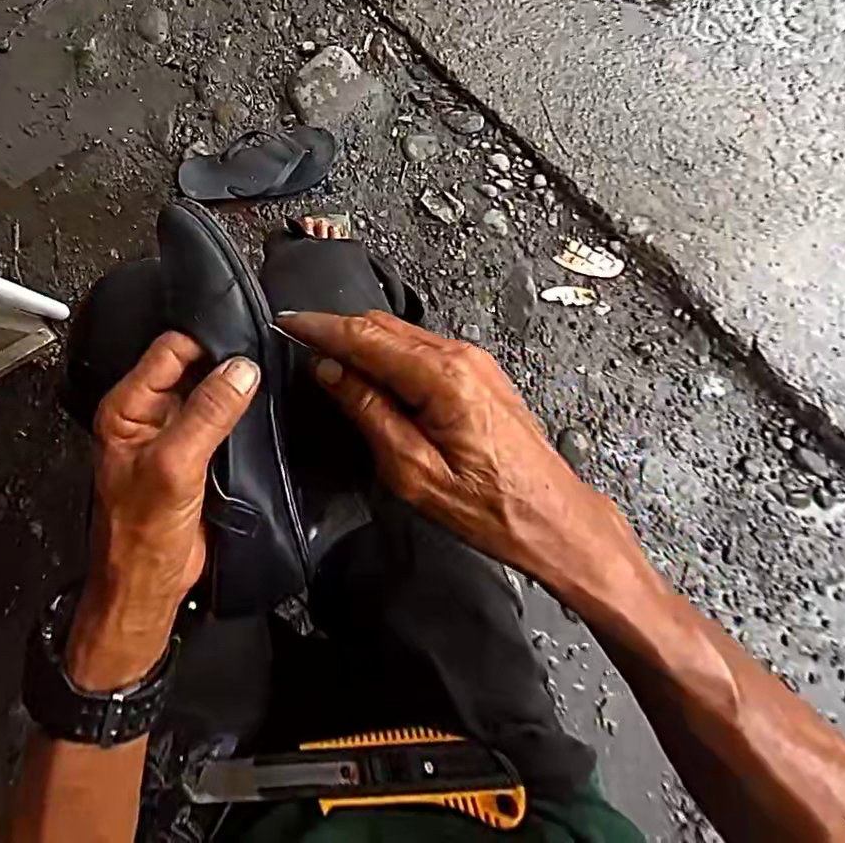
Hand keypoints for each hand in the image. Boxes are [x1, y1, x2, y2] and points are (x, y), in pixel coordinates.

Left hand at [68, 332, 258, 690]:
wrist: (150, 586)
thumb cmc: (138, 537)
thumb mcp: (174, 467)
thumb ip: (207, 414)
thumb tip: (240, 371)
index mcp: (127, 408)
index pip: (168, 351)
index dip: (204, 343)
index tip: (240, 345)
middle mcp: (148, 415)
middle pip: (191, 367)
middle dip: (223, 363)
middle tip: (256, 366)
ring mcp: (173, 435)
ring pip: (209, 392)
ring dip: (233, 390)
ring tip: (260, 388)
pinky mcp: (196, 455)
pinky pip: (221, 420)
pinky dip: (239, 415)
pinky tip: (257, 414)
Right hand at [277, 311, 639, 593]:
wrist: (558, 521)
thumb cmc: (493, 509)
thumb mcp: (412, 471)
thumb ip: (367, 411)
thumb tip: (330, 372)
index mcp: (443, 378)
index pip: (364, 336)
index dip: (319, 327)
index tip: (287, 323)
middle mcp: (460, 358)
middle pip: (380, 325)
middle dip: (334, 329)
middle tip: (296, 339)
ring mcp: (472, 362)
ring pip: (398, 334)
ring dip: (357, 340)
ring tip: (323, 356)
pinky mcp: (476, 373)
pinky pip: (417, 348)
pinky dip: (382, 352)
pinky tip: (365, 370)